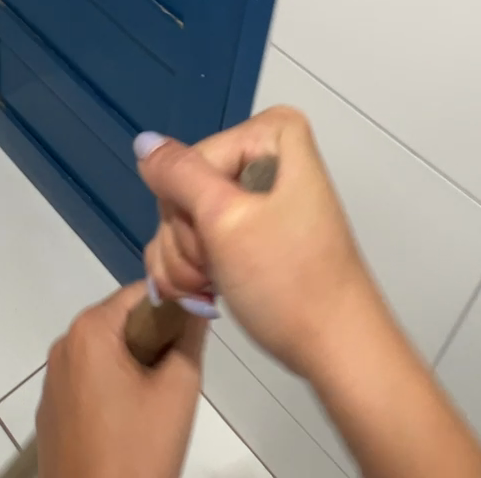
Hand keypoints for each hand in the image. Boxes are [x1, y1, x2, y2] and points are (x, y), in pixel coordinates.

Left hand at [38, 283, 204, 477]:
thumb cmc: (139, 450)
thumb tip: (199, 300)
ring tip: (160, 394)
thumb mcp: (179, 387)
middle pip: (121, 320)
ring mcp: (51, 383)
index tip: (196, 329)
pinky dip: (111, 386)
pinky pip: (88, 380)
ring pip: (105, 351)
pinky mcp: (49, 415)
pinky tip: (132, 419)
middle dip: (154, 334)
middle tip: (180, 366)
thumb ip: (191, 334)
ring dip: (134, 360)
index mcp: (90, 331)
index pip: (142, 293)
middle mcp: (63, 346)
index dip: (174, 303)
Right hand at [136, 106, 384, 380]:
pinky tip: (208, 294)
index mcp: (271, 133)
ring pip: (185, 217)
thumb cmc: (288, 282)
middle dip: (186, 240)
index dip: (188, 208)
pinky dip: (194, 269)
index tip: (218, 244)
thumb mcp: (225, 222)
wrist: (336, 347)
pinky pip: (202, 236)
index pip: (188, 162)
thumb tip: (144, 141)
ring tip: (212, 291)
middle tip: (214, 273)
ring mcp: (261, 193)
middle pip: (185, 187)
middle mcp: (267, 152)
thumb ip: (179, 177)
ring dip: (185, 262)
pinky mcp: (255, 226)